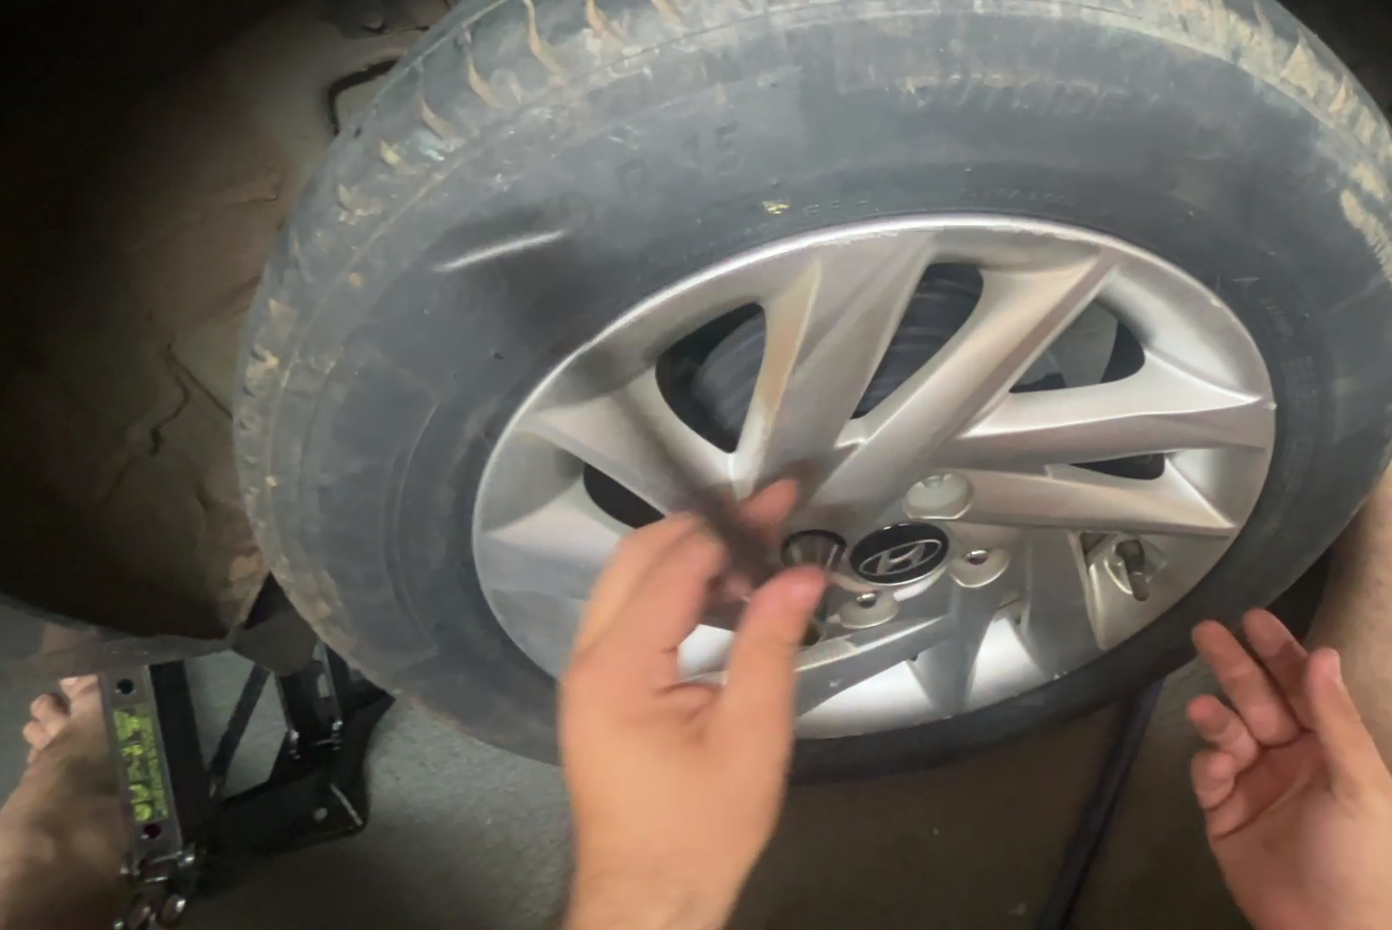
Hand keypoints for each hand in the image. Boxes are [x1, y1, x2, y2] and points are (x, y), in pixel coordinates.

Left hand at [559, 481, 824, 929]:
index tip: (781, 502)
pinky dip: (680, 586)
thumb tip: (804, 572)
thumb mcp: (752, 736)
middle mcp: (589, 657)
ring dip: (692, 552)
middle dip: (706, 525)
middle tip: (769, 515)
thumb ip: (771, 643)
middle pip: (638, 554)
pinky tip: (727, 594)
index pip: (674, 566)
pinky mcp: (600, 683)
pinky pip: (634, 608)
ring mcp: (587, 669)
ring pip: (631, 575)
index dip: (731, 527)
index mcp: (619, 669)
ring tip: (757, 552)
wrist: (650, 899)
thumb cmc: (702, 828)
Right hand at [1188, 610, 1391, 929]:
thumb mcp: (1361, 786)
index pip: (1300, 687)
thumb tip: (1324, 652)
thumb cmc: (1364, 859)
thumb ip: (1336, 718)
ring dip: (1216, 716)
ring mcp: (1254, 785)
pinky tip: (1214, 766)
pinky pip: (1208, 776)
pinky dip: (1208, 766)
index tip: (1253, 618)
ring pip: (1227, 732)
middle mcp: (1288, 758)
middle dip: (1233, 665)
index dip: (1279, 652)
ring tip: (1204, 711)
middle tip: (1205, 631)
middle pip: (1255, 699)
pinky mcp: (1223, 814)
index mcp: (1328, 749)